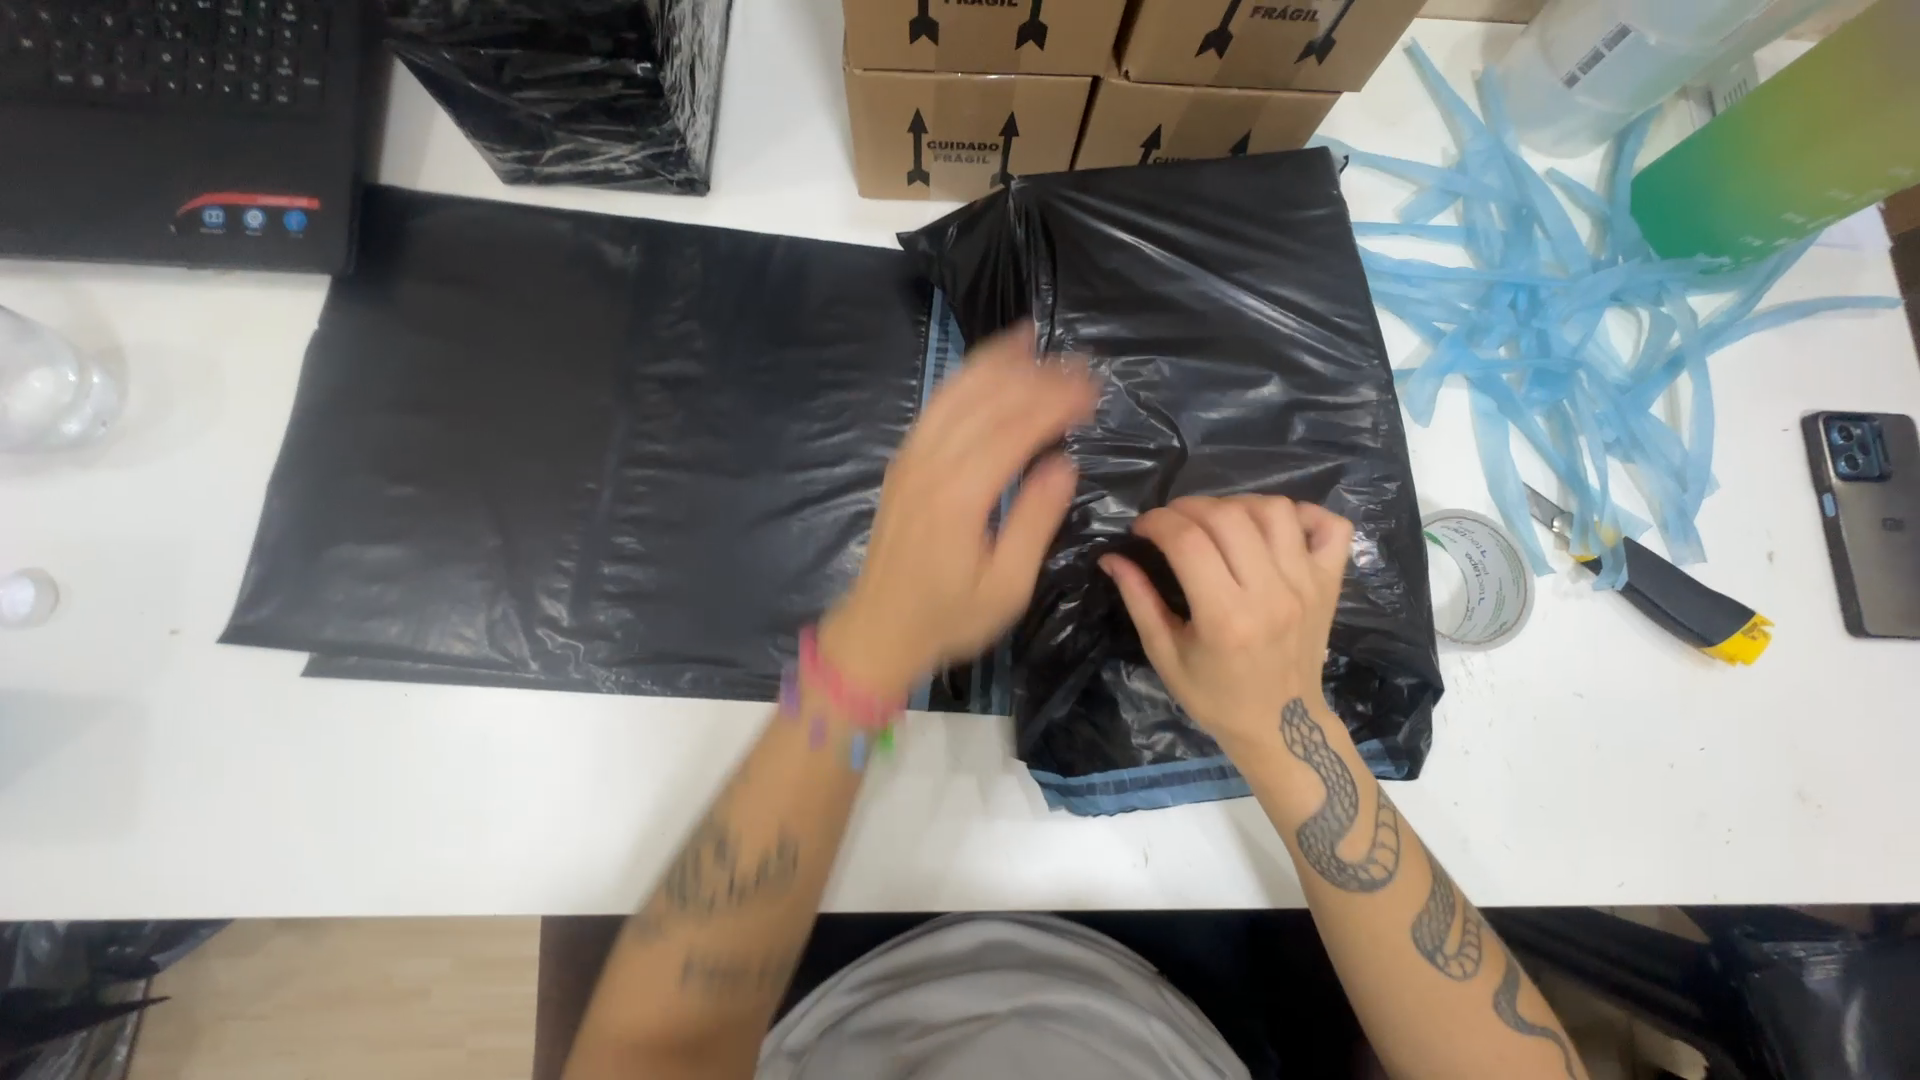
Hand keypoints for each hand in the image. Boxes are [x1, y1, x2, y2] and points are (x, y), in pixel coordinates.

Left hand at [820, 324, 1097, 696]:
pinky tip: (986, 367)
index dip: (1057, 402)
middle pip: (988, 401)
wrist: (879, 629)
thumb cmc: (949, 617)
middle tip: (1080, 366)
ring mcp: (911, 459)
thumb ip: (1035, 520)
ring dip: (997, 364)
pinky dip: (963, 378)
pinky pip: (934, 406)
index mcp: (960, 496)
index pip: (1016, 429)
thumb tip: (1063, 464)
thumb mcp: (1007, 587)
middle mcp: (931, 465)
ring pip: (956, 393)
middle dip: (1036, 376)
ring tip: (1035, 341)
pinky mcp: (903, 462)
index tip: (1094, 391)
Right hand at [1100, 496, 1352, 754]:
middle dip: (1188, 507)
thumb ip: (1139, 600)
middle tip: (1172, 523)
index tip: (1141, 528)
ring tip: (1216, 522)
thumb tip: (1112, 557)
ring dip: (1236, 504)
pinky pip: (1329, 526)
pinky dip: (1301, 513)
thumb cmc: (1215, 696)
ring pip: (1274, 511)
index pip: (1187, 541)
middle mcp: (1271, 593)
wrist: (1283, 725)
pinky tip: (1270, 528)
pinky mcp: (1330, 583)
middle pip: (1228, 516)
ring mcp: (1307, 584)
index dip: (1157, 522)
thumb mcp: (1165, 655)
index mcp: (1225, 617)